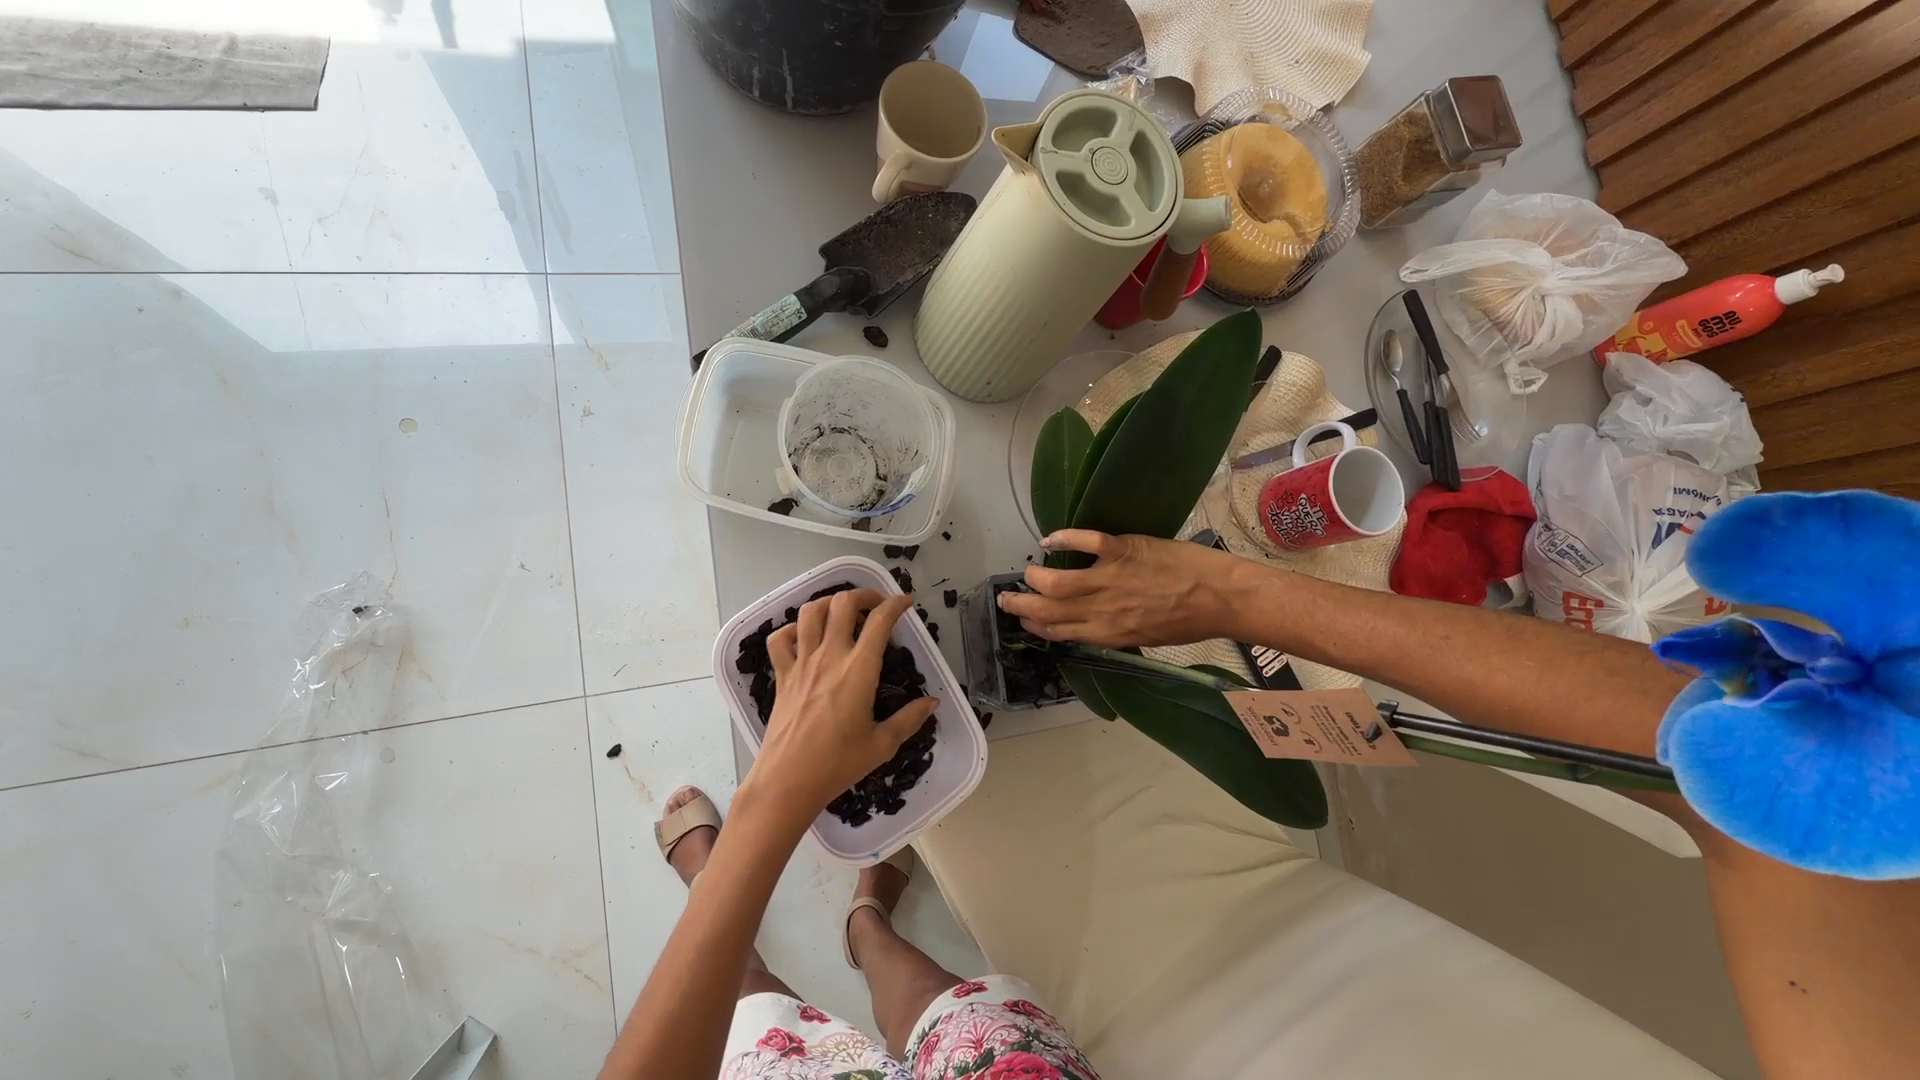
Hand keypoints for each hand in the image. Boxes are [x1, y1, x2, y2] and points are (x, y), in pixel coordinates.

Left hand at [744, 589, 939, 820]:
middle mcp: (830, 657)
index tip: (906, 602)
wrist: (787, 782)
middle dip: (863, 595)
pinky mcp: (782, 676)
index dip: (896, 604)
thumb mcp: (882, 745)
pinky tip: (805, 637)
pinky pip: (780, 639)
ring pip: (810, 612)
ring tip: (842, 612)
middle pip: (843, 604)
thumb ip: (909, 719)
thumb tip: (932, 702)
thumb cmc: (837, 765)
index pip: (880, 621)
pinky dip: (793, 629)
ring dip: (829, 603)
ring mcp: (802, 663)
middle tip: (877, 605)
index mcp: (859, 670)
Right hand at [997, 530, 1255, 646]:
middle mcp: (1102, 611)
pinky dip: (1062, 538)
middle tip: (1006, 598)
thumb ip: (1114, 632)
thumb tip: (1092, 625)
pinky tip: (1049, 538)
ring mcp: (1110, 580)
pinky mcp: (1123, 551)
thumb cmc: (1189, 621)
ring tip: (1029, 569)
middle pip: (1048, 611)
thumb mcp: (1146, 638)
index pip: (1059, 634)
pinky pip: (1084, 541)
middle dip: (1021, 606)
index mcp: (1108, 635)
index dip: (1036, 628)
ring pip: (1055, 581)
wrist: (1221, 598)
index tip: (1025, 621)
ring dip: (1035, 576)